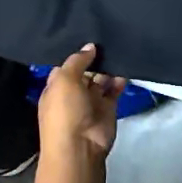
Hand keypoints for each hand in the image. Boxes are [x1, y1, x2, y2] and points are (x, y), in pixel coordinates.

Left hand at [38, 44, 126, 159]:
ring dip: (109, 68)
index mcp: (56, 87)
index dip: (77, 54)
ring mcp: (91, 101)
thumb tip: (90, 47)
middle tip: (109, 39)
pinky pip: (115, 90)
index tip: (90, 36)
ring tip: (119, 50)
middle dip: (96, 59)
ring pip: (101, 79)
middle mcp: (73, 93)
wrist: (79, 146)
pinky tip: (125, 68)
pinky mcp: (108, 108)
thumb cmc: (65, 111)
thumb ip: (77, 61)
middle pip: (86, 71)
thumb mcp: (64, 80)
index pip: (67, 66)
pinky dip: (120, 80)